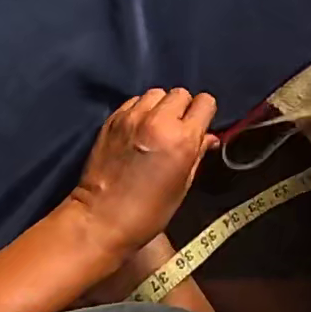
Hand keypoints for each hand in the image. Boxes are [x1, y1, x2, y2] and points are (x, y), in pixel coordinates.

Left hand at [65, 89, 217, 258]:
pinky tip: (138, 128)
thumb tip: (209, 138)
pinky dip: (140, 110)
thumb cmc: (149, 211)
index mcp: (181, 139)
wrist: (101, 218)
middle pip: (180, 93)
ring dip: (161, 106)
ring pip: (156, 93)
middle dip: (183, 108)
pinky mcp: (112, 119)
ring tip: (156, 125)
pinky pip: (134, 102)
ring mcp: (132, 117)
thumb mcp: (183, 185)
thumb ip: (198, 154)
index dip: (205, 113)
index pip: (205, 102)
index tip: (200, 126)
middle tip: (178, 128)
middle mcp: (158, 121)